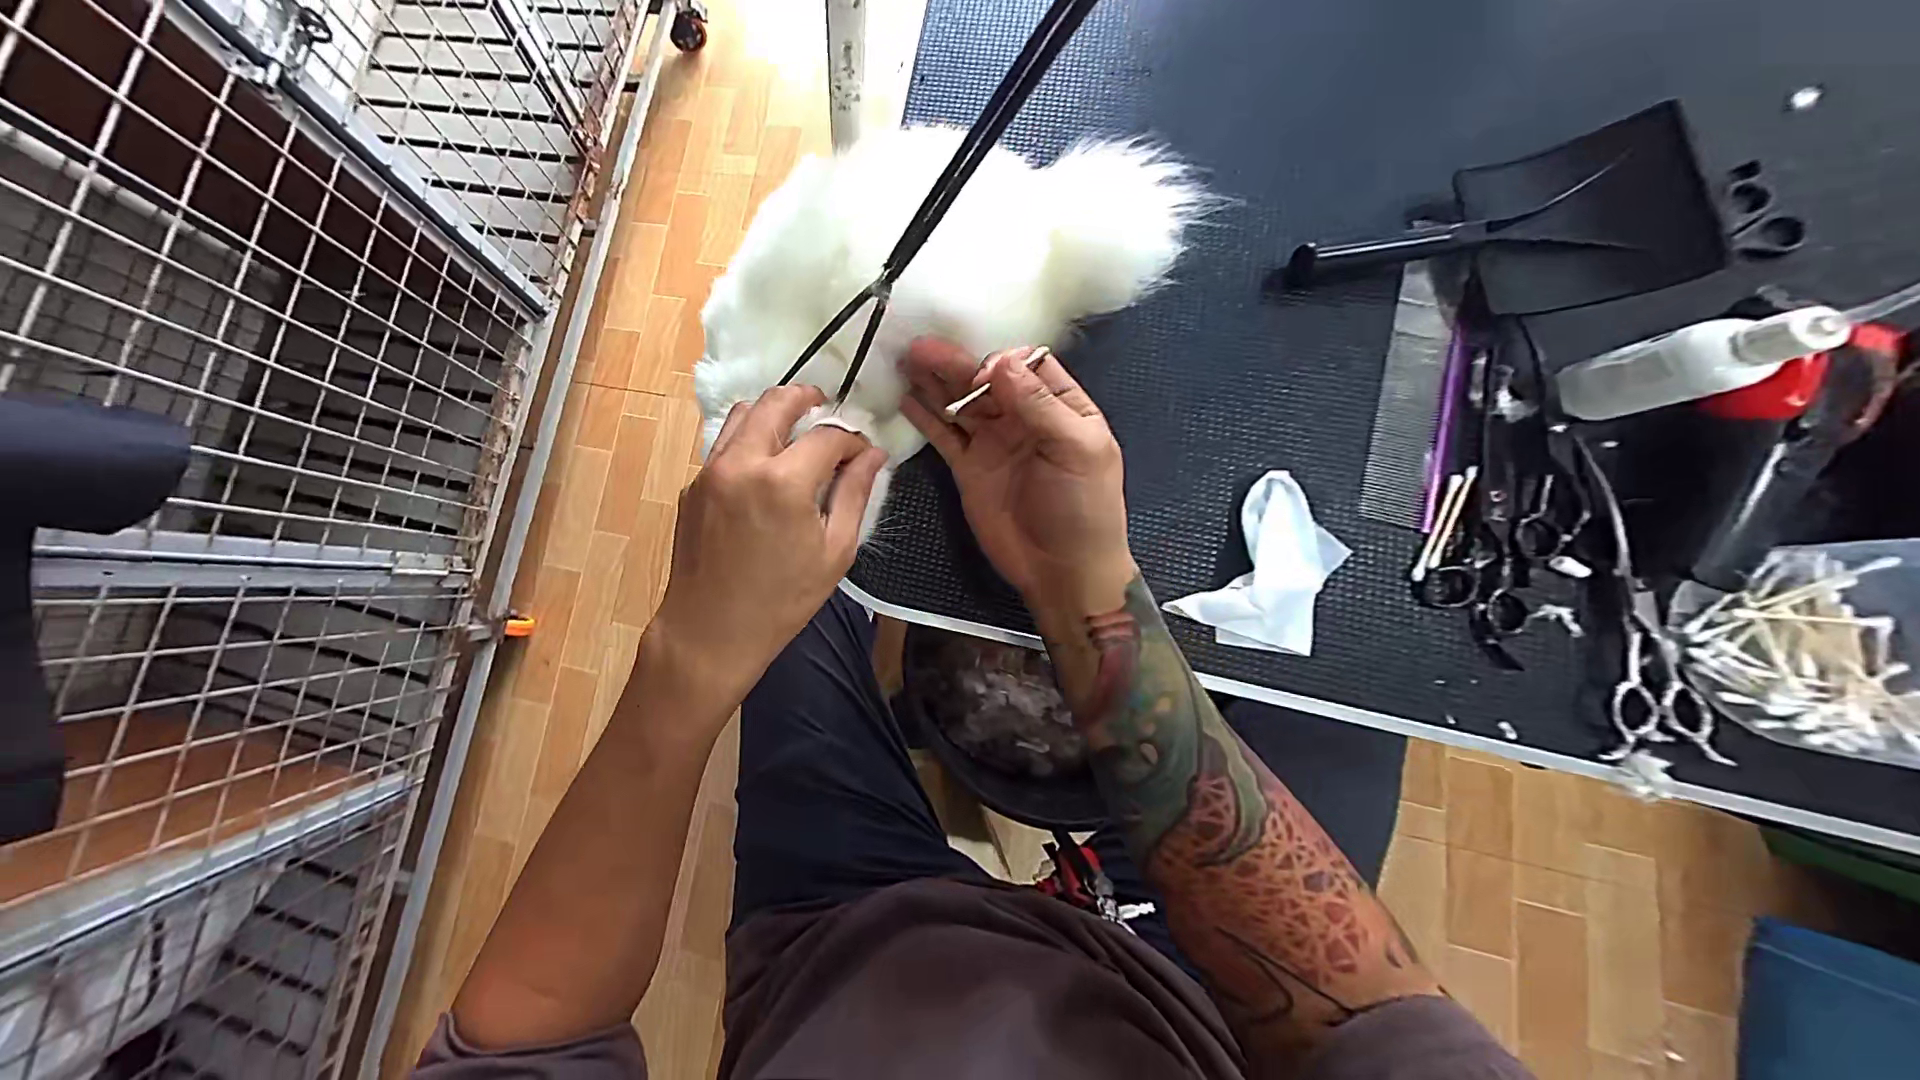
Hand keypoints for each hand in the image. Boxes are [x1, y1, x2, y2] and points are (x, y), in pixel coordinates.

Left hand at [650, 385, 886, 704]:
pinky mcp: (693, 486)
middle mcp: (741, 463)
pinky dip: (750, 439)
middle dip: (809, 401)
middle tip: (828, 411)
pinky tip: (767, 467)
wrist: (710, 631)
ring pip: (743, 414)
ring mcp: (710, 471)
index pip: (827, 435)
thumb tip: (874, 455)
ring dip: (774, 413)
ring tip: (796, 432)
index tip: (864, 454)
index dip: (853, 440)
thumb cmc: (783, 599)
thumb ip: (855, 493)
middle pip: (776, 403)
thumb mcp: (835, 551)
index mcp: (783, 481)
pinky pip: (725, 444)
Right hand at [899, 338, 1135, 620]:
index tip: (982, 369)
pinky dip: (926, 417)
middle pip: (987, 380)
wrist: (1062, 571)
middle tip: (920, 347)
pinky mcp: (969, 468)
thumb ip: (1041, 405)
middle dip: (956, 363)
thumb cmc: (1084, 509)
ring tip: (907, 359)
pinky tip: (907, 397)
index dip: (1002, 361)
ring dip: (936, 382)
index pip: (1028, 366)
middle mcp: (1024, 419)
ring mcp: (993, 443)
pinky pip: (945, 435)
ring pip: (961, 404)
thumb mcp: (1077, 450)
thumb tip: (1001, 361)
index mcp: (1060, 408)